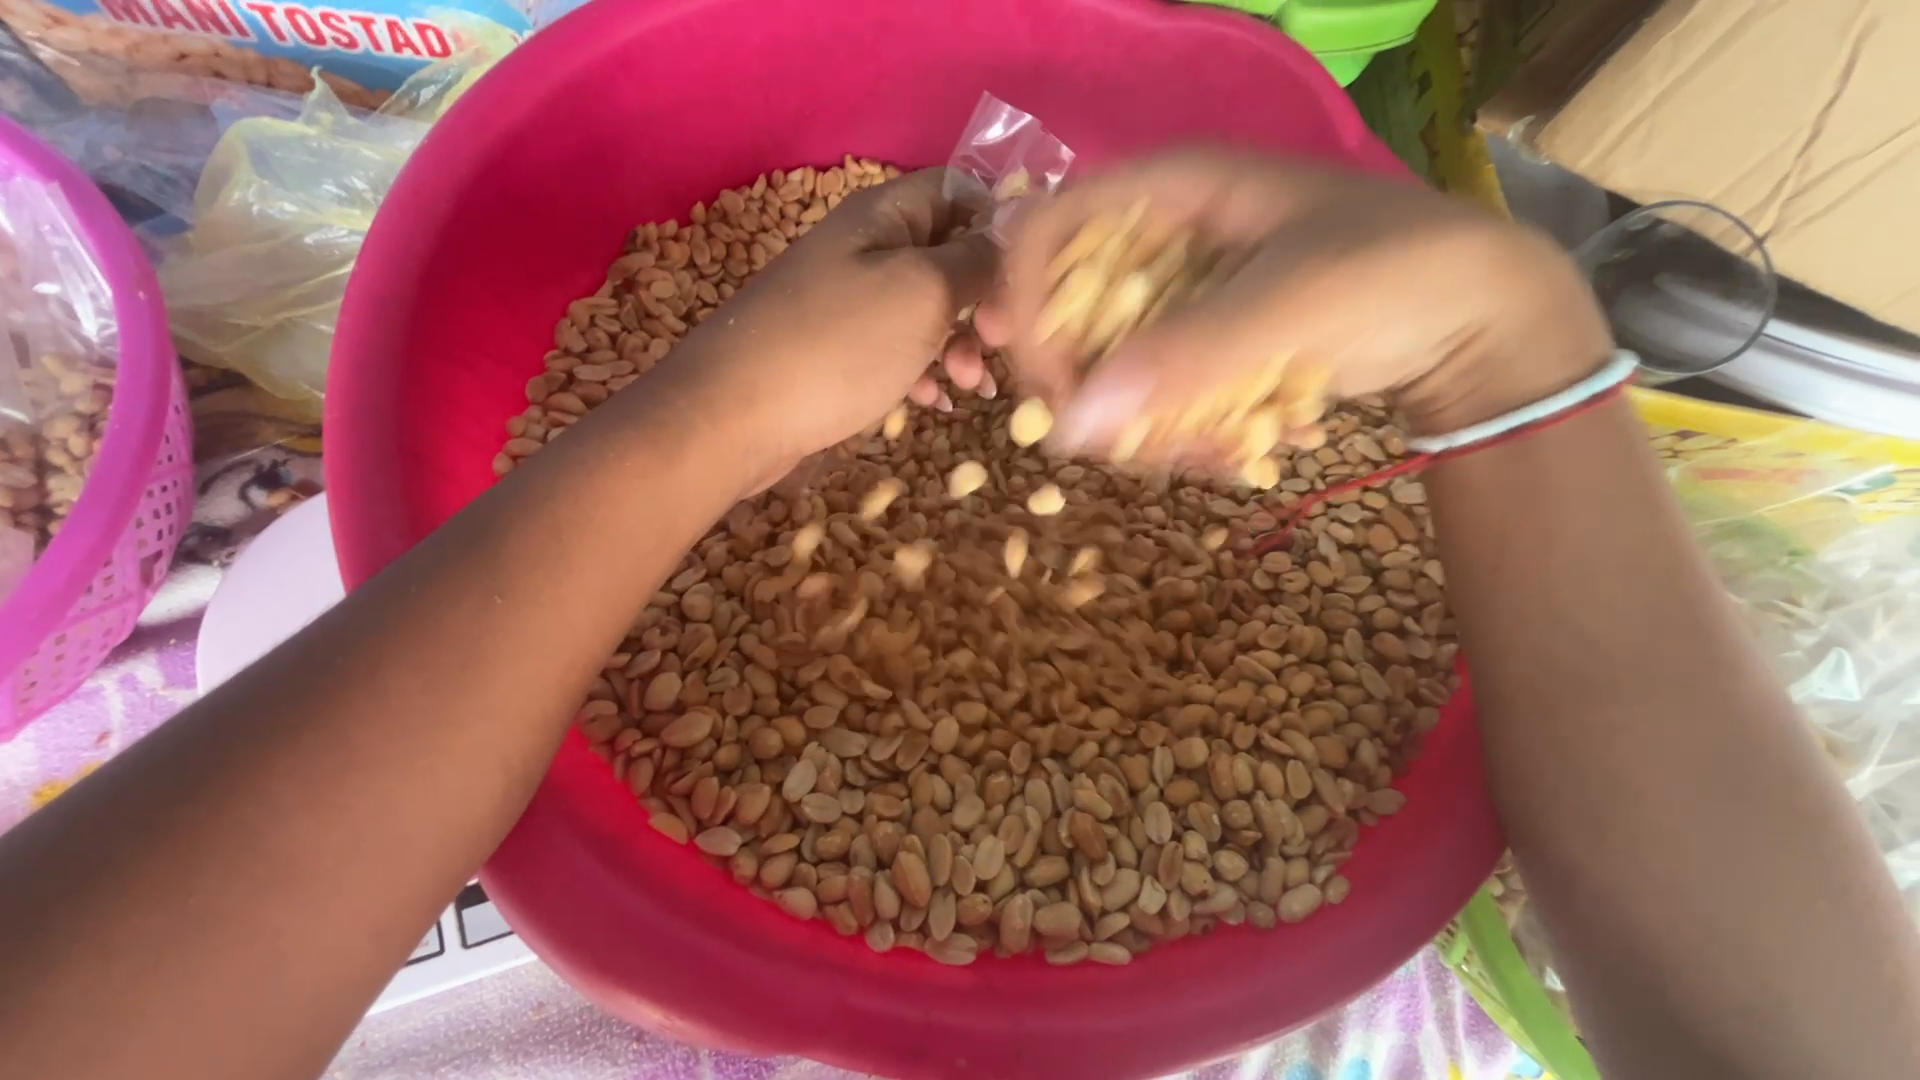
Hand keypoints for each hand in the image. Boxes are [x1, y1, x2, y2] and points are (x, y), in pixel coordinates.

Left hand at [656, 167, 997, 494]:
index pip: (959, 191)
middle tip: (1002, 344)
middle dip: (984, 300)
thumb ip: (974, 260)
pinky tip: (934, 401)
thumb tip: (1009, 236)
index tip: (1027, 280)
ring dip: (959, 344)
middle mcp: (865, 250)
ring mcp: (848, 303)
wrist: (736, 415)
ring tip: (971, 386)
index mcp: (884, 216)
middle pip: (947, 256)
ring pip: (926, 311)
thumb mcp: (921, 292)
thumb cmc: (838, 345)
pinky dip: (923, 371)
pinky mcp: (838, 353)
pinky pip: (896, 350)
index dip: (1000, 226)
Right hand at [975, 150, 1611, 454]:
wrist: (1477, 316)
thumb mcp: (1292, 305)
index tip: (1043, 387)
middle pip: (1064, 311)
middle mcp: (1158, 241)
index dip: (1024, 307)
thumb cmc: (1394, 273)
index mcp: (1169, 191)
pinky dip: (1177, 434)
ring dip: (1140, 426)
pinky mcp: (1200, 343)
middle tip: (1121, 446)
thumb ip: (1185, 359)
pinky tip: (1228, 454)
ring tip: (1207, 456)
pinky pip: (1153, 393)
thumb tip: (1072, 425)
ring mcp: (1177, 297)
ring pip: (1107, 365)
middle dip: (1088, 390)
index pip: (1047, 232)